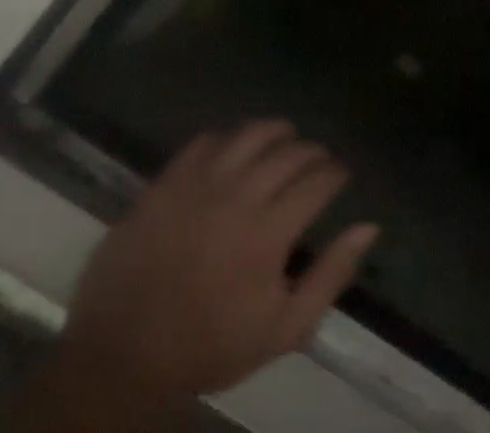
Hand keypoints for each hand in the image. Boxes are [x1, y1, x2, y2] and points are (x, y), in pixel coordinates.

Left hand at [61, 121, 379, 399]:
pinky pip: (202, 143)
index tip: (342, 177)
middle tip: (319, 160)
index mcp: (269, 232)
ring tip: (286, 137)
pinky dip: (227, 137)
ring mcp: (194, 187)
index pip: (318, 181)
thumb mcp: (284, 328)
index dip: (337, 173)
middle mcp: (236, 197)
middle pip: (287, 153)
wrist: (121, 358)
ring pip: (246, 136)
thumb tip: (368, 227)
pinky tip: (235, 147)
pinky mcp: (162, 185)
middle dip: (313, 151)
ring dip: (274, 131)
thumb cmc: (210, 346)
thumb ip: (331, 275)